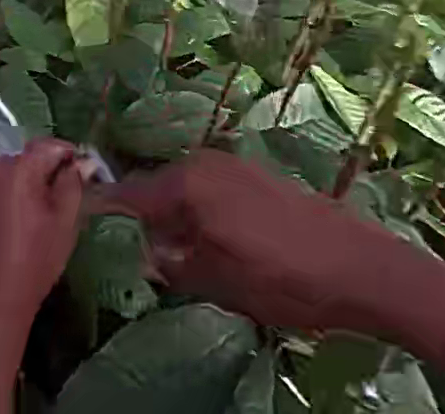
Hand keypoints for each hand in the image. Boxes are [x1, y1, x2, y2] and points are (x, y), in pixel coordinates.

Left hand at [0, 137, 84, 313]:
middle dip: (52, 165)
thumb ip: (74, 182)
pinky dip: (20, 187)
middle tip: (72, 186)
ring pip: (18, 167)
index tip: (85, 170)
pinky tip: (31, 211)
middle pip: (31, 154)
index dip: (70, 154)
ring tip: (52, 201)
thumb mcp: (65, 218)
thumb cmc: (37, 255)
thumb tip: (84, 161)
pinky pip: (5, 181)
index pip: (49, 145)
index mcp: (18, 167)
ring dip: (35, 176)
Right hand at [99, 149, 424, 330]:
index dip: (105, 207)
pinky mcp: (252, 175)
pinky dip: (199, 210)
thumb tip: (149, 254)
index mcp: (187, 183)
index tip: (84, 218)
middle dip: (145, 218)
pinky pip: (208, 189)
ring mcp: (230, 165)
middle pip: (156, 188)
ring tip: (176, 253)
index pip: (130, 193)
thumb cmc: (282, 276)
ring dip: (174, 216)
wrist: (360, 264)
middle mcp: (203, 163)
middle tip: (139, 252)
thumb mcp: (219, 281)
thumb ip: (174, 265)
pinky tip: (211, 241)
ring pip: (183, 189)